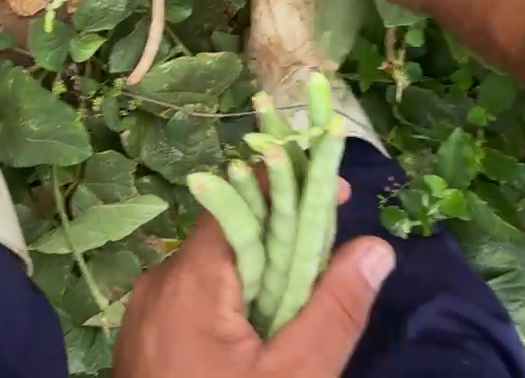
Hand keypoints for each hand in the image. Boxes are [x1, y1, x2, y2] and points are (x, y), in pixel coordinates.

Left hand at [114, 210, 394, 377]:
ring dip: (261, 272)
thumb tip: (377, 247)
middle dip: (284, 235)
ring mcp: (148, 311)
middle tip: (332, 253)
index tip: (337, 192)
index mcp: (191, 277)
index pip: (240, 200)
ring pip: (214, 268)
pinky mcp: (147, 339)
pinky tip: (262, 330)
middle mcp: (162, 280)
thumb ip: (334, 310)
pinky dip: (232, 300)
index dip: (289, 186)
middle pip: (230, 234)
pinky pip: (195, 299)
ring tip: (305, 296)